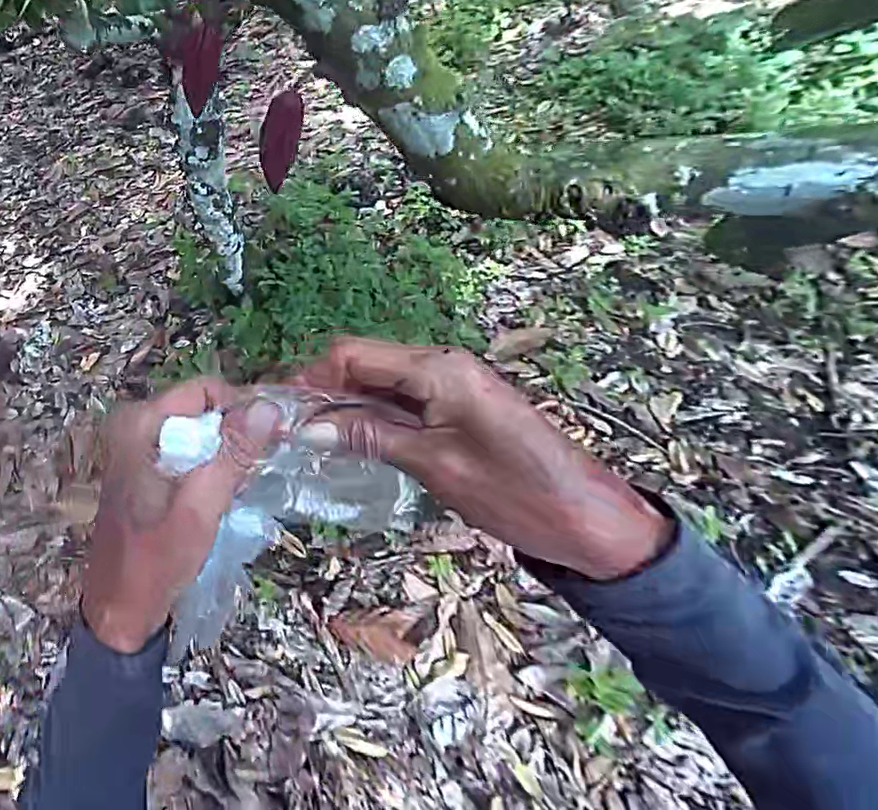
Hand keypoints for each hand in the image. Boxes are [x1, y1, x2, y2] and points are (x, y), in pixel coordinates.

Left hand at [80, 379, 282, 651]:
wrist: (119, 609)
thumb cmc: (156, 558)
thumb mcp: (201, 504)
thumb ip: (233, 453)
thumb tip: (267, 407)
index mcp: (140, 425)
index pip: (203, 390)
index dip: (240, 407)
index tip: (270, 435)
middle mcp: (135, 427)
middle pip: (200, 410)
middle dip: (233, 433)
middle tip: (255, 468)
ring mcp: (137, 450)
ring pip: (198, 433)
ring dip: (224, 453)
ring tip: (238, 486)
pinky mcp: (145, 472)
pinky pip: (187, 453)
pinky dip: (209, 467)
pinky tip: (219, 496)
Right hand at [296, 338, 670, 580]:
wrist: (594, 523)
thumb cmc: (517, 493)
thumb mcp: (436, 466)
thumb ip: (371, 437)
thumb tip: (309, 428)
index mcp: (438, 369)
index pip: (354, 355)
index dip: (313, 378)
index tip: (284, 410)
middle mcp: (441, 364)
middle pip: (363, 362)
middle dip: (325, 390)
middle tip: (293, 428)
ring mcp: (450, 383)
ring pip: (379, 380)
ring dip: (346, 404)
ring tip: (315, 437)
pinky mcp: (456, 403)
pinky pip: (401, 398)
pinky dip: (373, 414)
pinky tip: (354, 439)